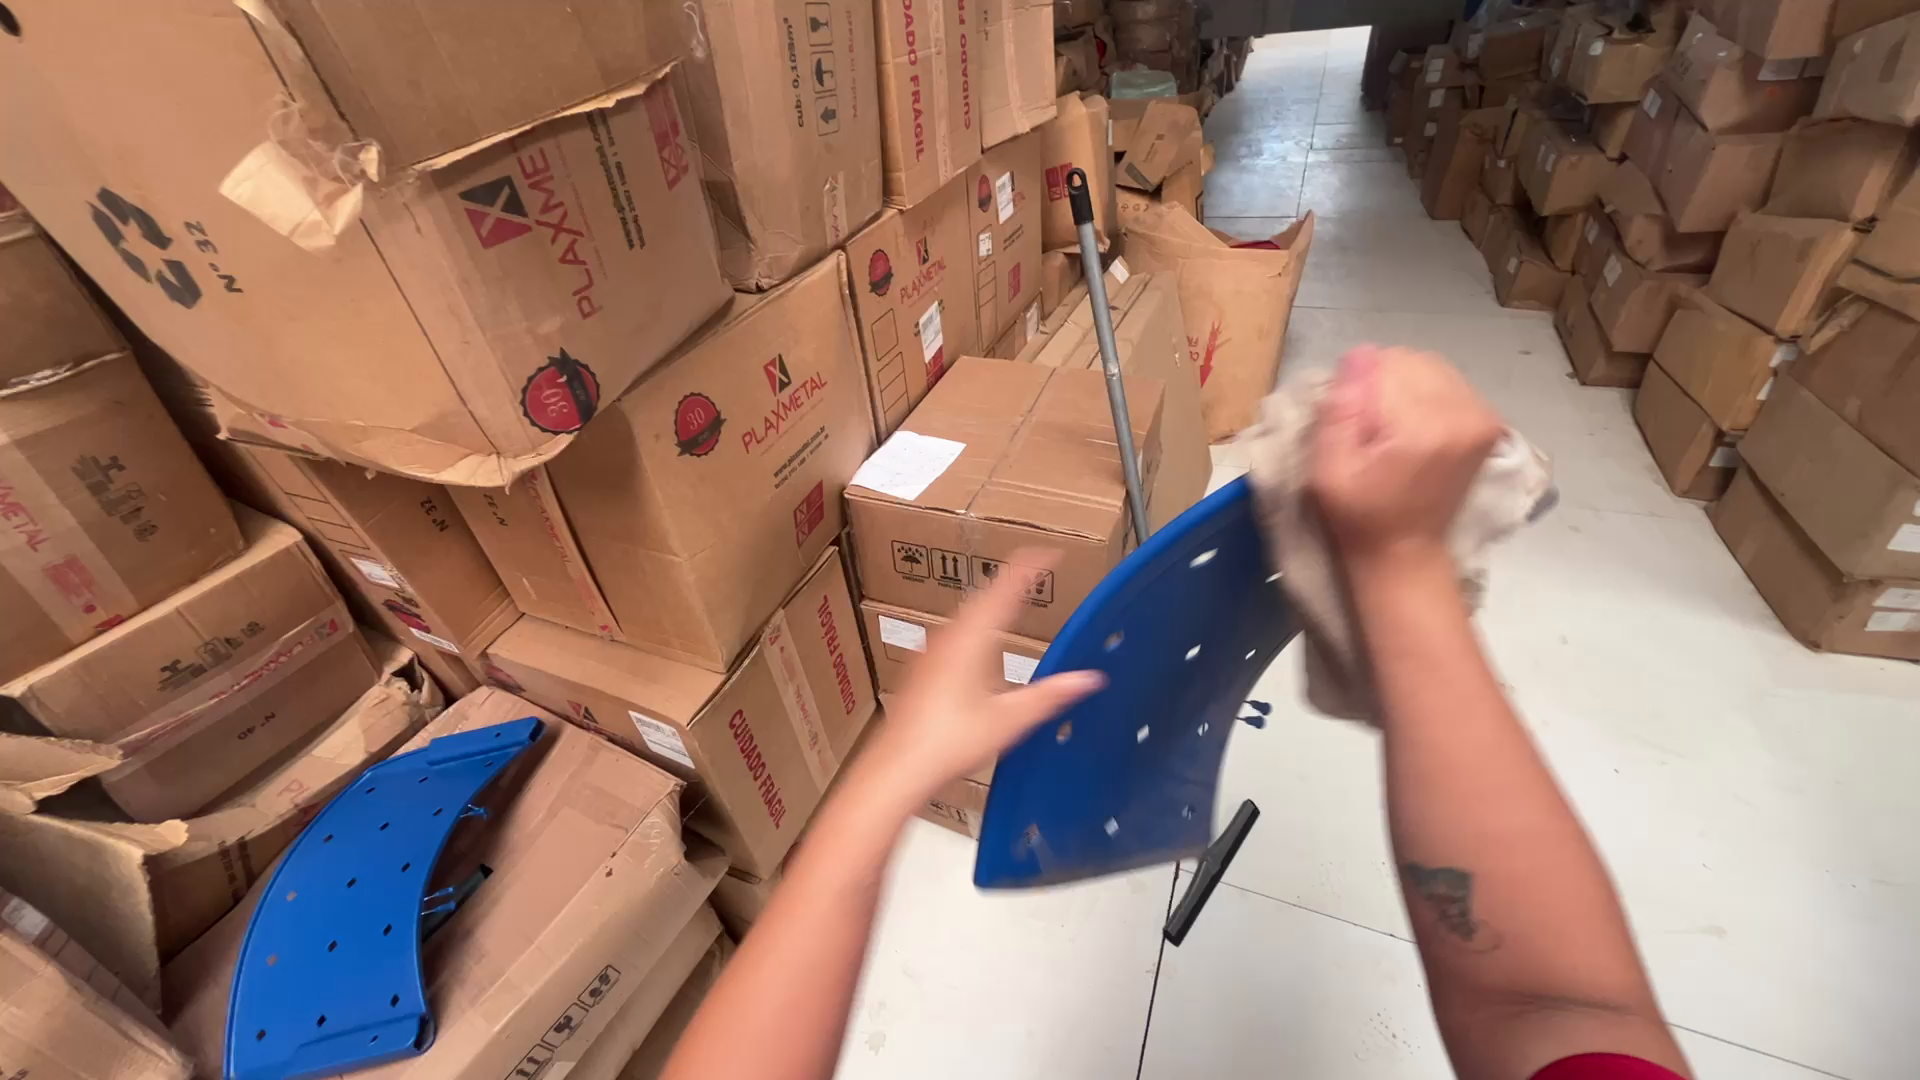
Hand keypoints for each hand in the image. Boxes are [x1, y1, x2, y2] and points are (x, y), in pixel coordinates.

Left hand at [871, 550, 1105, 802]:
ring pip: (966, 613)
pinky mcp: (923, 669)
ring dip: (991, 601)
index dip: (1029, 567)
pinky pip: (954, 631)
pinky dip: (975, 622)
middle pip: (984, 596)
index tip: (1050, 554)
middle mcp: (948, 637)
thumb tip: (1090, 678)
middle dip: (1011, 580)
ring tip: (1011, 596)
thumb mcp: (1009, 720)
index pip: (1005, 589)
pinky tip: (977, 640)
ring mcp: (931, 651)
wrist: (898, 766)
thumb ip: (1050, 696)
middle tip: (1034, 570)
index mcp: (972, 639)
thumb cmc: (948, 742)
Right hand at [1309, 346, 1503, 567]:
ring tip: (1388, 431)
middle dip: (1380, 385)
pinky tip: (1409, 430)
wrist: (1403, 553)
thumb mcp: (1328, 469)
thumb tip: (1358, 354)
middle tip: (1366, 431)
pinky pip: (1446, 383)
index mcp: (1427, 426)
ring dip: (1401, 388)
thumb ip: (1341, 409)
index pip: (1383, 366)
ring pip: (1428, 367)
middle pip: (1409, 361)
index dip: (1354, 391)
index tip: (1349, 429)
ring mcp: (1484, 416)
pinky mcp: (1488, 422)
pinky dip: (1422, 397)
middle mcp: (1466, 413)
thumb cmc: (1357, 516)